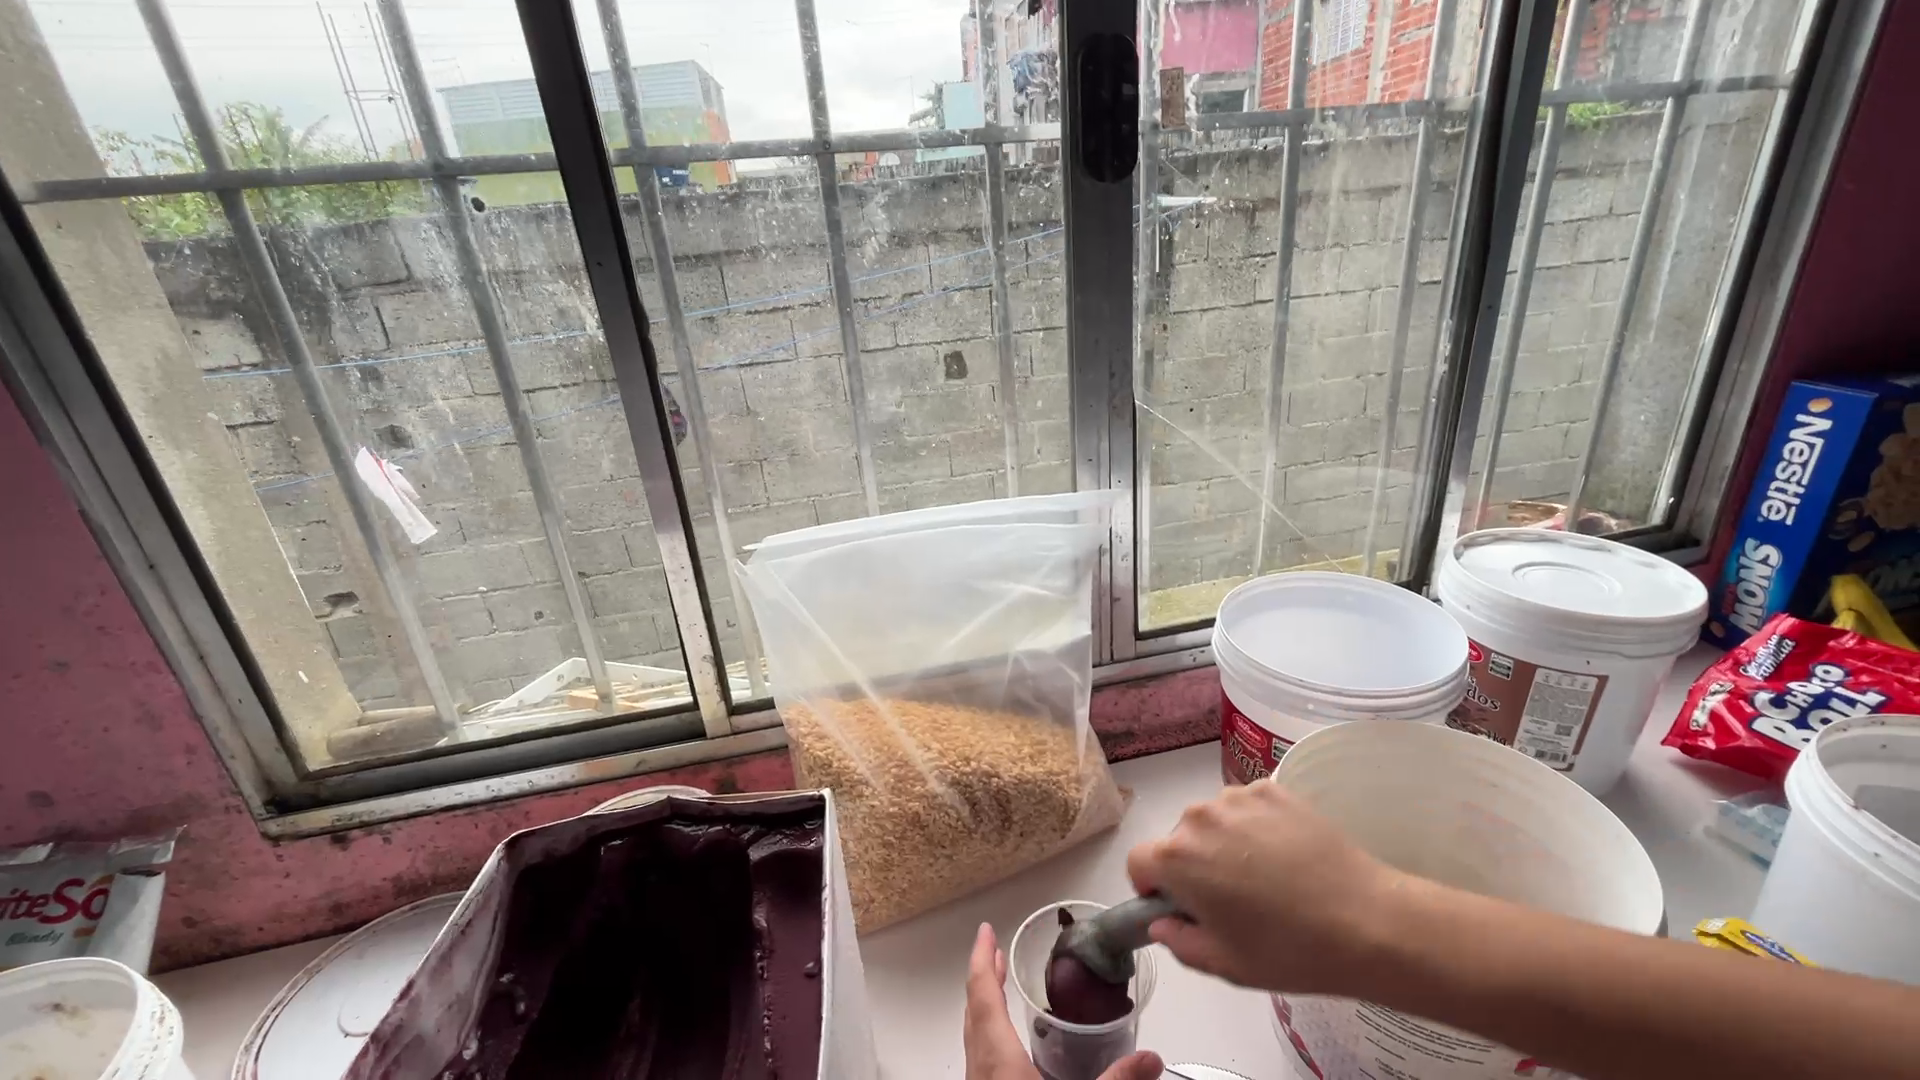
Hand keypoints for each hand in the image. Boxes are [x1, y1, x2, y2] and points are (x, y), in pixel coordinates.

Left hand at [964, 922, 1163, 1079]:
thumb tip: (1153, 1060)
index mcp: (997, 1060)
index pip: (981, 994)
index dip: (981, 959)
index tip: (984, 932)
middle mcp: (980, 1071)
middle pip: (973, 1011)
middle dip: (984, 978)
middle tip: (996, 953)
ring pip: (972, 1036)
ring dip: (984, 1008)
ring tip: (999, 991)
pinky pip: (979, 1059)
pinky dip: (988, 1035)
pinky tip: (1007, 1049)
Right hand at [1127, 781, 1403, 996]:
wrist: (1367, 921)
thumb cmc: (1288, 950)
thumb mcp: (1224, 964)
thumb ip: (1178, 941)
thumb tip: (1163, 921)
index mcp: (1177, 858)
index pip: (1138, 862)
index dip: (1152, 887)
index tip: (1181, 907)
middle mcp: (1198, 817)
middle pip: (1178, 839)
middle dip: (1193, 864)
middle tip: (1232, 898)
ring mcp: (1237, 798)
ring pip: (1214, 821)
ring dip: (1224, 841)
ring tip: (1265, 874)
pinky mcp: (1272, 788)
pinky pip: (1247, 806)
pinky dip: (1255, 826)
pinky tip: (1285, 853)